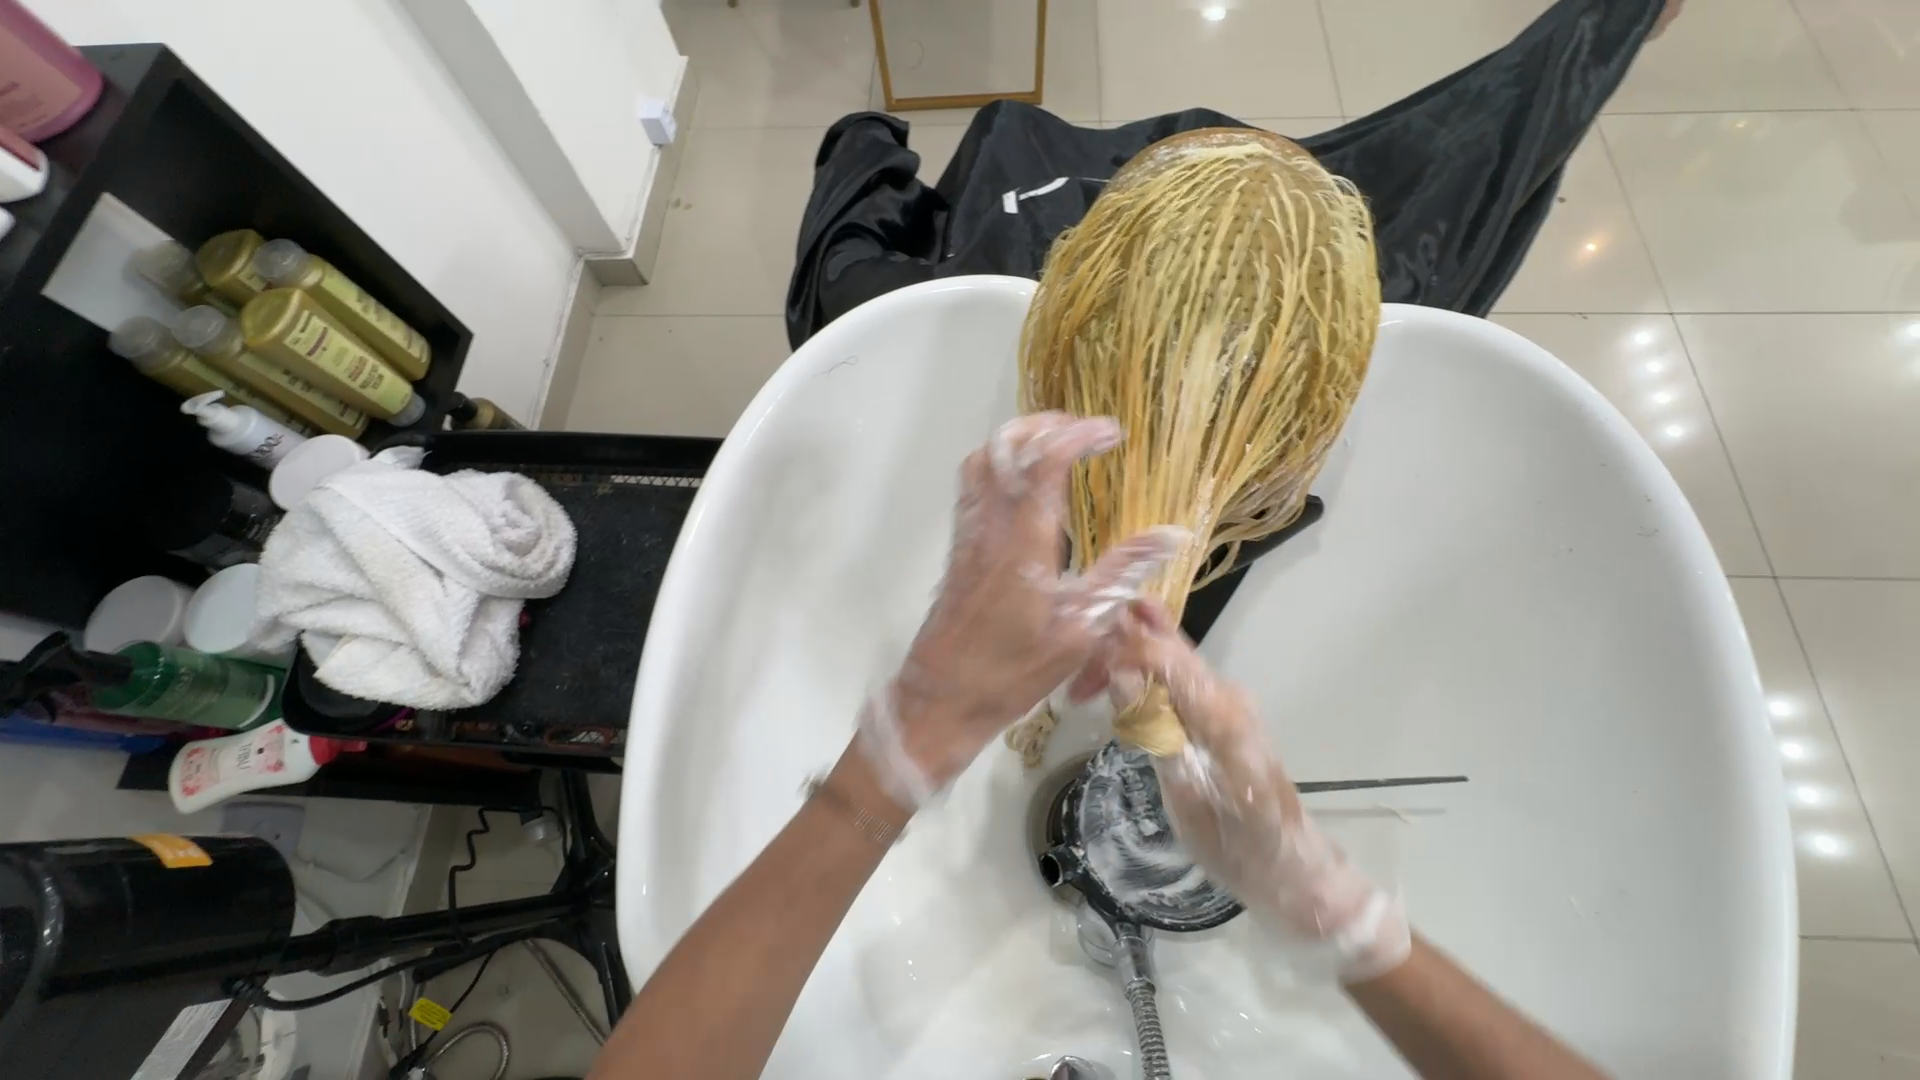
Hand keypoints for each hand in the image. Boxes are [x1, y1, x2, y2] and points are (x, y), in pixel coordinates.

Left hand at [857, 413, 1185, 808]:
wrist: (941, 699)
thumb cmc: (1012, 672)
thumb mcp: (1082, 630)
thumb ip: (1123, 574)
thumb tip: (1172, 534)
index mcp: (1023, 542)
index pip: (1044, 461)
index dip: (1078, 434)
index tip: (1111, 433)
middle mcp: (989, 527)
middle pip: (1005, 446)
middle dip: (1046, 426)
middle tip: (1084, 434)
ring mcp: (967, 535)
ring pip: (982, 461)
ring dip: (1019, 441)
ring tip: (1058, 448)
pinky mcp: (957, 548)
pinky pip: (973, 487)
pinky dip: (1000, 466)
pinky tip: (1026, 489)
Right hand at [1089, 600, 1410, 982]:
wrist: (1286, 867)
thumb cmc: (1233, 841)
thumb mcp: (1186, 794)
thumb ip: (1155, 729)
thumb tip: (1120, 673)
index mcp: (1218, 710)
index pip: (1160, 651)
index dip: (1116, 653)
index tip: (1080, 683)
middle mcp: (1226, 692)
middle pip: (1164, 646)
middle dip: (1116, 652)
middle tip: (1078, 686)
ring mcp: (1228, 699)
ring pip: (1169, 659)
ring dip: (1127, 664)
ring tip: (1089, 689)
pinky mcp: (1223, 712)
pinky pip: (1177, 679)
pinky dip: (1145, 680)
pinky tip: (1123, 696)